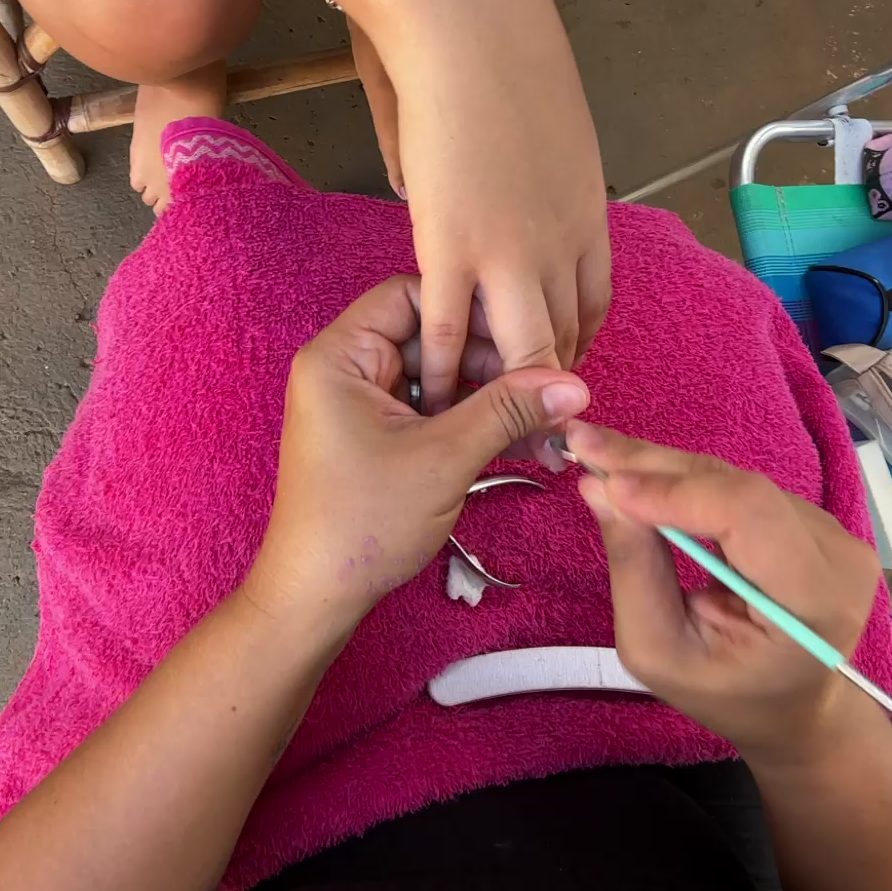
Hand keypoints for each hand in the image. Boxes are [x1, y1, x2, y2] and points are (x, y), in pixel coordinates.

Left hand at [247, 276, 590, 626]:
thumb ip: (507, 411)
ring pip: (438, 377)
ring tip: (539, 422)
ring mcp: (363, 403)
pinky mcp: (379, 434)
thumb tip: (573, 384)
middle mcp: (347, 369)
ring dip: (486, 398)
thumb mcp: (443, 457)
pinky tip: (517, 440)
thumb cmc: (362, 521)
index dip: (468, 309)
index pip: (411, 296)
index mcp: (340, 356)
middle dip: (488, 364)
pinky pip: (431, 410)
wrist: (318, 596)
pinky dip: (468, 422)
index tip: (523, 333)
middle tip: (543, 390)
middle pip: (430, 338)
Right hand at [368, 0, 610, 416]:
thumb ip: (530, 185)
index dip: (575, 343)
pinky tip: (435, 397)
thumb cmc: (505, 61)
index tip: (554, 363)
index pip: (593, 302)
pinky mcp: (454, 245)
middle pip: (567, 336)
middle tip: (530, 419)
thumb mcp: (548, 132)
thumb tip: (494, 201)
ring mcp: (512, 250)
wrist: (470, 20)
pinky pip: (455, 328)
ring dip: (505, 395)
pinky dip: (447, 371)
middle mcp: (563, 244)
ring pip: (524, 348)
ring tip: (485, 426)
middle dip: (551, 385)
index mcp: (588, 214)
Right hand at [565, 421, 883, 766]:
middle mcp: (833, 551)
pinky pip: (727, 481)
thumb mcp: (657, 650)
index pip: (747, 515)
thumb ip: (633, 569)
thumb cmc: (723, 692)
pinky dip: (673, 476)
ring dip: (655, 465)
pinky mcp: (804, 513)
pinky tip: (632, 471)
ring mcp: (826, 526)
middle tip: (579, 443)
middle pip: (732, 484)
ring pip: (725, 475)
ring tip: (596, 452)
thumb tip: (597, 487)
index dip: (674, 491)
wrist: (788, 705)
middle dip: (648, 464)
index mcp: (813, 601)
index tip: (604, 483)